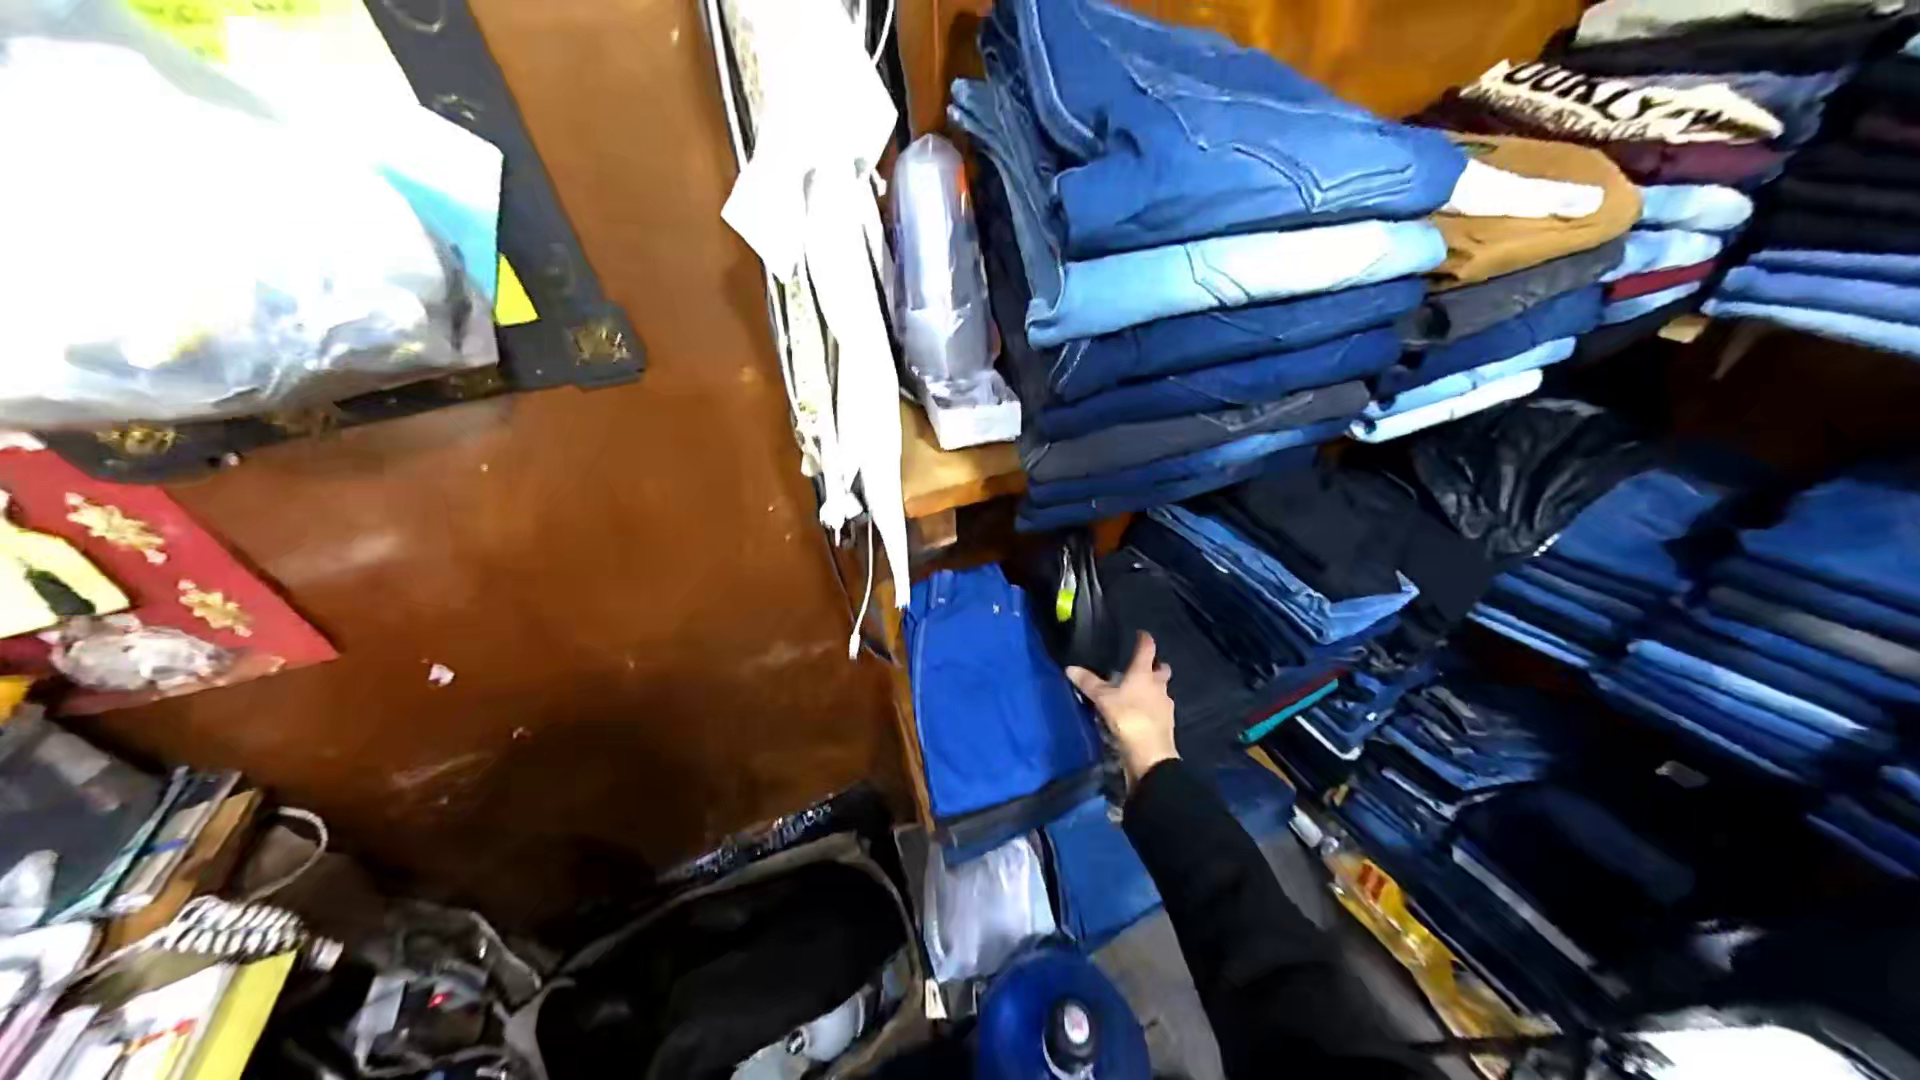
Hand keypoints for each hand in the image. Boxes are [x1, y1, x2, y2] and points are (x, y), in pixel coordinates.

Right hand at [1067, 632, 1178, 786]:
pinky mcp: (1166, 722)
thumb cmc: (1128, 718)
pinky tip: (1139, 712)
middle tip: (1142, 667)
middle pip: (1161, 669)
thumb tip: (1070, 668)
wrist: (1150, 754)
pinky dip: (1151, 706)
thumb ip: (1088, 683)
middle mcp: (1158, 685)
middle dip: (1155, 666)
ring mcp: (1165, 704)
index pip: (1147, 649)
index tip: (1141, 633)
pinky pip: (1159, 708)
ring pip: (1161, 689)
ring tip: (1136, 692)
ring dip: (1153, 688)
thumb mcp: (1103, 699)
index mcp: (1143, 674)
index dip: (1144, 639)